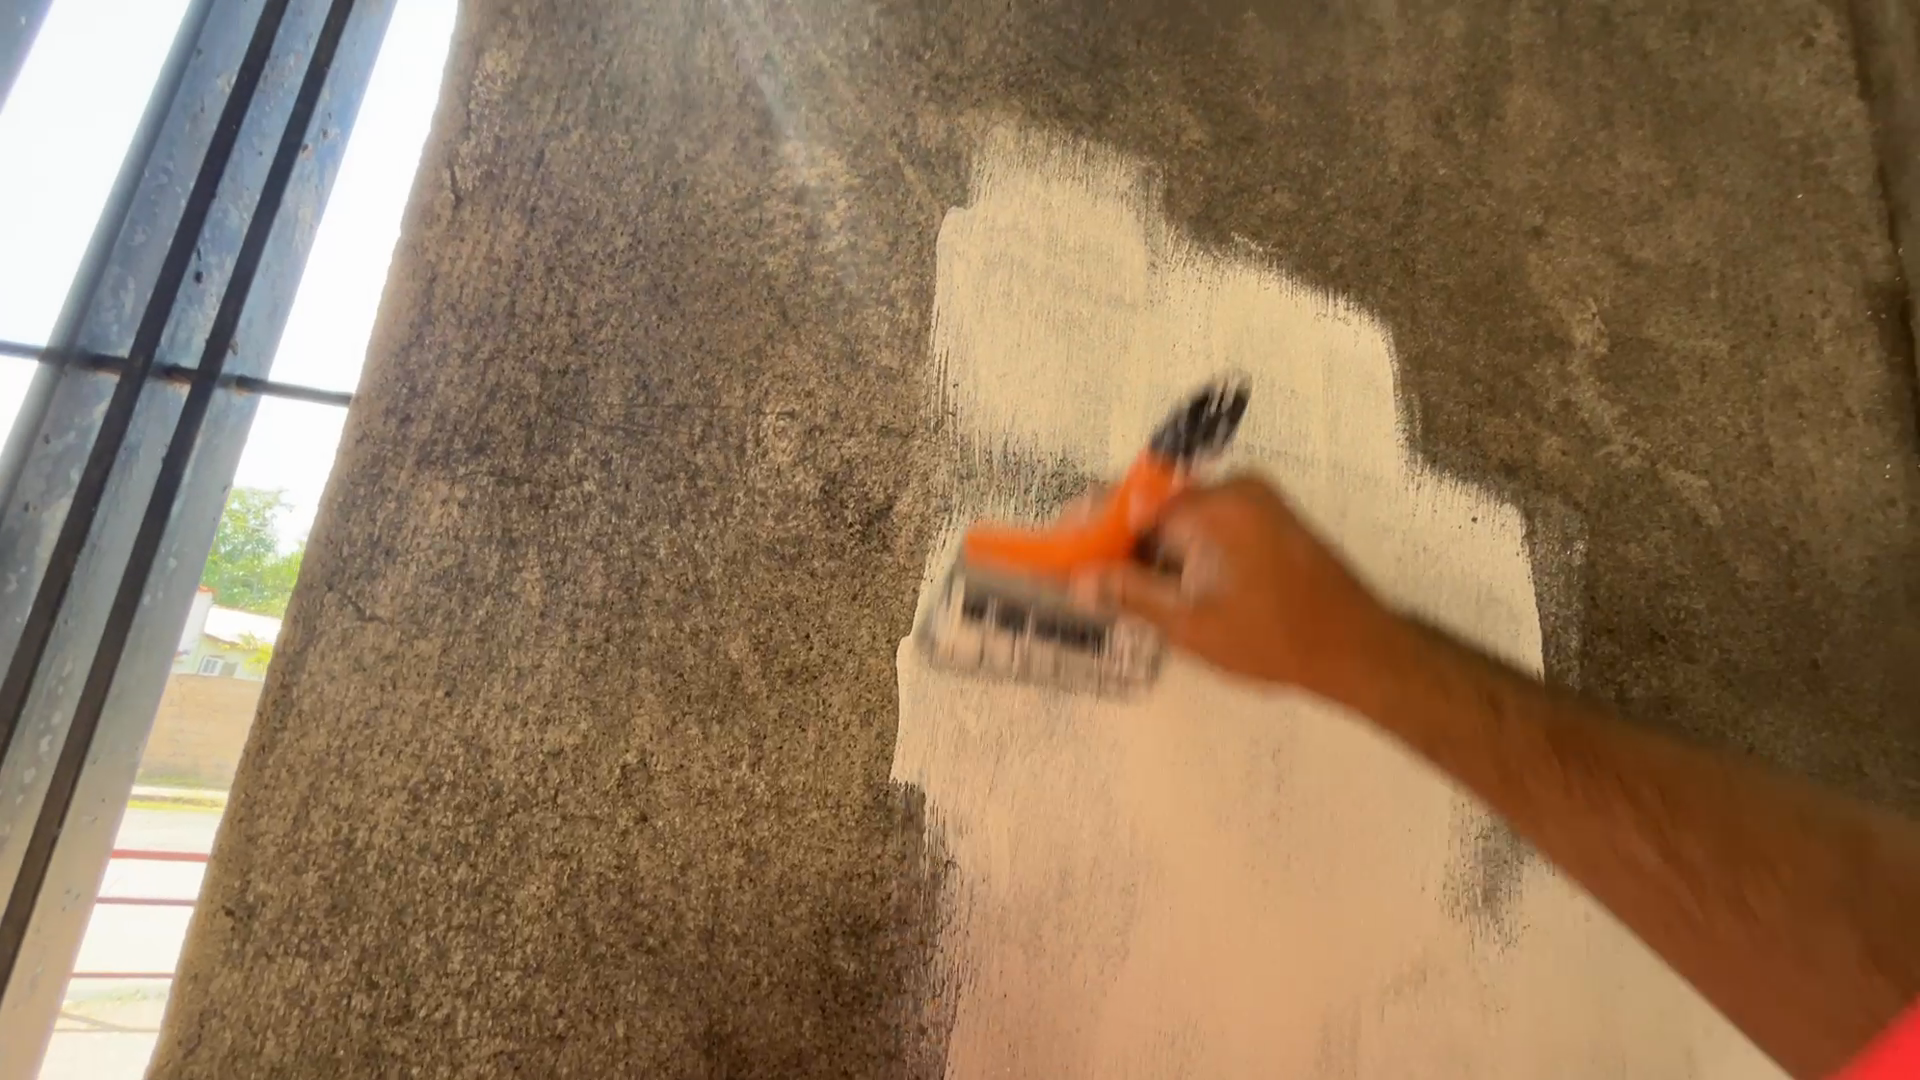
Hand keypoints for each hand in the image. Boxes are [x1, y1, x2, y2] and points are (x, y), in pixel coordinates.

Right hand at [1068, 473, 1394, 696]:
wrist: (1362, 651)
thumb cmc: (1274, 640)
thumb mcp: (1191, 624)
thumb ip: (1130, 595)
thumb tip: (1077, 581)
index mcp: (1213, 506)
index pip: (1130, 501)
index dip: (1089, 524)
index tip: (1060, 545)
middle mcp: (1234, 488)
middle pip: (1154, 504)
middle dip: (1118, 539)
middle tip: (1090, 578)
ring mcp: (1256, 500)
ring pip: (1179, 515)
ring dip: (1149, 547)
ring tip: (1123, 588)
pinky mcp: (1267, 516)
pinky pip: (1206, 521)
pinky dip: (1180, 547)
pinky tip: (1167, 583)